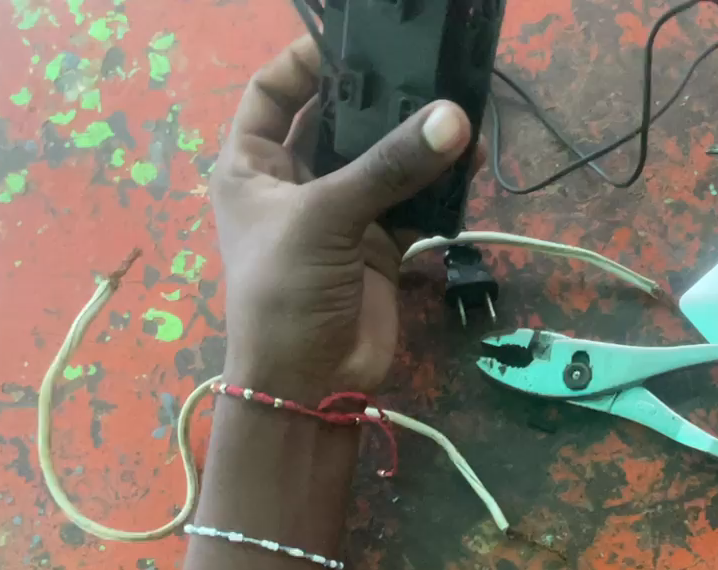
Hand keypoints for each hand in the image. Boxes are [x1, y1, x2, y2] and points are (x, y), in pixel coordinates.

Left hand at [212, 37, 471, 396]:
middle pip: (338, 124)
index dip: (306, 61)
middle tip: (425, 74)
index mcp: (253, 165)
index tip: (355, 42)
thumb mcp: (325, 218)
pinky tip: (464, 170)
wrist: (312, 380)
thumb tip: (452, 121)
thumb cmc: (287, 290)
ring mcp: (342, 216)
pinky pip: (411, 206)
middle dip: (377, 102)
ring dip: (415, 147)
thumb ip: (387, 168)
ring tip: (457, 119)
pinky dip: (435, 192)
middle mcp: (297, 184)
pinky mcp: (380, 248)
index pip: (275, 92)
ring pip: (382, 166)